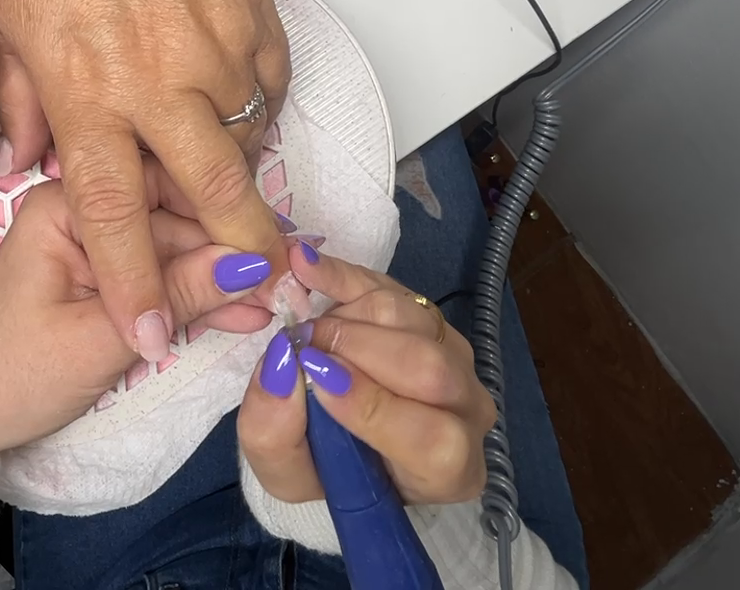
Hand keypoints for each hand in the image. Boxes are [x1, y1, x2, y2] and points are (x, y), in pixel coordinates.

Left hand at [0, 0, 291, 362]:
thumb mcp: (8, 19)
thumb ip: (23, 103)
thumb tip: (30, 158)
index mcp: (89, 89)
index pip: (114, 212)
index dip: (134, 284)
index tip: (154, 334)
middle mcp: (161, 80)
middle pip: (212, 193)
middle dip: (240, 253)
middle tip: (258, 284)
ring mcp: (218, 46)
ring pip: (248, 140)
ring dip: (235, 166)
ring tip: (213, 160)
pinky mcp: (257, 14)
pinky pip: (268, 84)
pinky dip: (251, 103)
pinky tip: (223, 88)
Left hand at [0, 167, 275, 452]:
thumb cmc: (17, 373)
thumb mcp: (100, 338)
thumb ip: (176, 296)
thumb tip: (251, 267)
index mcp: (67, 203)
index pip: (160, 198)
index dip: (221, 229)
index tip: (276, 259)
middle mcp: (82, 204)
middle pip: (172, 221)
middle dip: (227, 258)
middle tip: (286, 287)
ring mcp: (94, 236)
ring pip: (173, 248)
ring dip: (219, 279)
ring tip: (272, 303)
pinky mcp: (103, 268)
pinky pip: (159, 270)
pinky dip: (196, 292)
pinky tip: (240, 307)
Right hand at [238, 245, 497, 505]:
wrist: (340, 439)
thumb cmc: (323, 469)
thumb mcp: (285, 473)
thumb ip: (275, 433)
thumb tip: (281, 368)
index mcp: (446, 472)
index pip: (433, 438)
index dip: (371, 403)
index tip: (313, 374)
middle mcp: (465, 411)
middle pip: (427, 366)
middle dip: (354, 345)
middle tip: (301, 340)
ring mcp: (453, 355)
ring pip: (408, 318)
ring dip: (347, 314)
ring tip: (304, 326)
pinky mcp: (423, 313)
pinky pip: (386, 285)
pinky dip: (341, 274)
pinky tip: (306, 265)